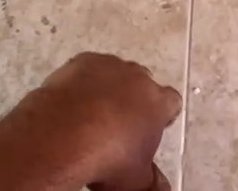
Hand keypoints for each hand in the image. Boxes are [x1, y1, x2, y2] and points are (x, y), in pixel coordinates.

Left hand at [21, 53, 180, 190]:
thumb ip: (153, 183)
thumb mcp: (136, 181)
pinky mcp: (81, 61)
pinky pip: (87, 70)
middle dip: (134, 101)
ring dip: (109, 90)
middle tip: (121, 127)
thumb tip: (163, 188)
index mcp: (156, 103)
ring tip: (94, 116)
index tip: (154, 128)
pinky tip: (74, 104)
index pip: (171, 102)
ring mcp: (108, 65)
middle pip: (142, 84)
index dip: (163, 115)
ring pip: (115, 74)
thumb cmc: (109, 158)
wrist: (66, 133)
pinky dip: (84, 83)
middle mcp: (136, 77)